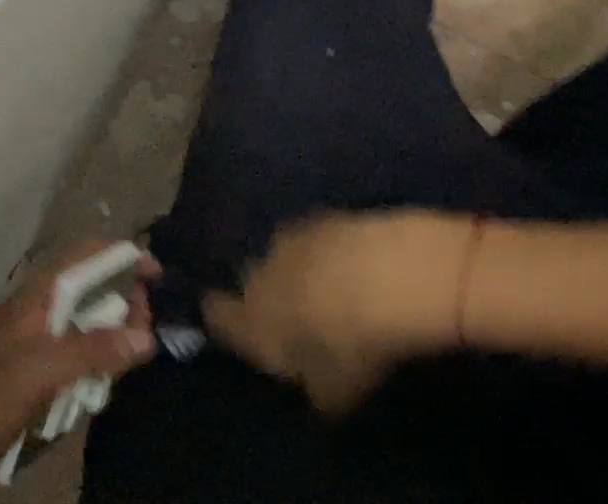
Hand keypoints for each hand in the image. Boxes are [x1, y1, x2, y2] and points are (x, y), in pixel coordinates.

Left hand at [0, 242, 158, 503]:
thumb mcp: (41, 374)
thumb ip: (94, 350)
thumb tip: (147, 335)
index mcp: (37, 296)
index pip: (89, 254)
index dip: (126, 256)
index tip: (159, 278)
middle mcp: (35, 308)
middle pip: (92, 287)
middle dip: (124, 304)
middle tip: (143, 336)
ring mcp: (28, 338)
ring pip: (83, 322)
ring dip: (108, 337)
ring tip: (123, 365)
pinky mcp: (24, 369)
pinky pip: (70, 353)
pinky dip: (89, 362)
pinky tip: (93, 388)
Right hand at [203, 210, 474, 413]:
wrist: (390, 275)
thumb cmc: (350, 346)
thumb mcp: (334, 393)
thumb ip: (314, 390)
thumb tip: (316, 388)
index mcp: (250, 320)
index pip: (217, 317)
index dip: (223, 321)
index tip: (234, 326)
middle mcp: (260, 273)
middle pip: (251, 281)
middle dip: (267, 293)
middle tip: (295, 312)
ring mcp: (294, 237)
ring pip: (284, 253)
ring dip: (299, 267)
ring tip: (329, 285)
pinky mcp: (328, 214)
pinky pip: (318, 235)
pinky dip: (330, 248)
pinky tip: (355, 262)